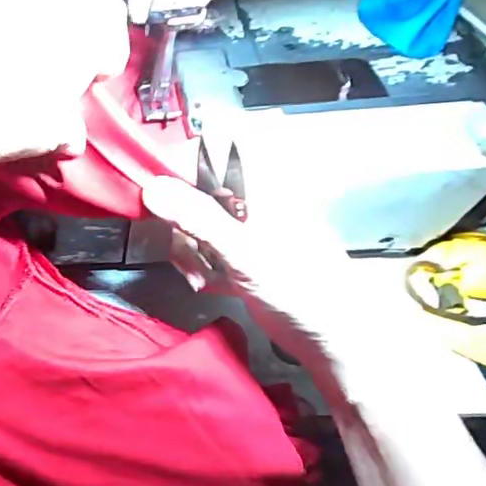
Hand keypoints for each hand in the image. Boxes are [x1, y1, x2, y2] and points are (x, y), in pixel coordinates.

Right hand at [141, 176, 369, 373]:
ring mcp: (247, 229)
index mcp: (262, 182)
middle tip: (184, 246)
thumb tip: (154, 189)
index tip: (154, 188)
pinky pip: (205, 251)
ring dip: (189, 251)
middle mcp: (252, 199)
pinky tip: (210, 286)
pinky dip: (201, 268)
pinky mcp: (242, 257)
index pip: (212, 149)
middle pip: (195, 189)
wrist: (332, 336)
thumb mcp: (244, 250)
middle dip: (181, 221)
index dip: (179, 162)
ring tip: (201, 276)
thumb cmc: (302, 288)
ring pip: (196, 224)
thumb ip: (198, 217)